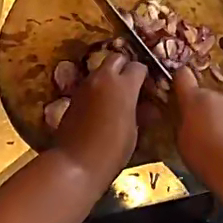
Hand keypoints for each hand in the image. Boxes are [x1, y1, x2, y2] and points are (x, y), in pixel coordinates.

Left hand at [52, 52, 147, 178]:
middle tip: (133, 86)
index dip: (145, 76)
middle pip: (116, 58)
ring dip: (110, 79)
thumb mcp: (134, 130)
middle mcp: (103, 78)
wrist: (75, 163)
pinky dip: (98, 90)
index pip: (138, 67)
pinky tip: (103, 108)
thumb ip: (141, 111)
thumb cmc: (112, 149)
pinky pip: (90, 85)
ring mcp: (85, 86)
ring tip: (118, 99)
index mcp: (123, 84)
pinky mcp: (73, 97)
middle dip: (125, 67)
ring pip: (100, 70)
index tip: (149, 88)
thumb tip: (149, 108)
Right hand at [172, 66, 222, 193]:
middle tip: (192, 132)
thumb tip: (183, 118)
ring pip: (219, 109)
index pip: (182, 76)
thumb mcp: (183, 144)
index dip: (176, 81)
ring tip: (212, 146)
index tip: (172, 92)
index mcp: (196, 100)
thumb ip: (181, 124)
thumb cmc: (211, 160)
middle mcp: (218, 97)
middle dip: (197, 110)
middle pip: (202, 96)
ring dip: (215, 121)